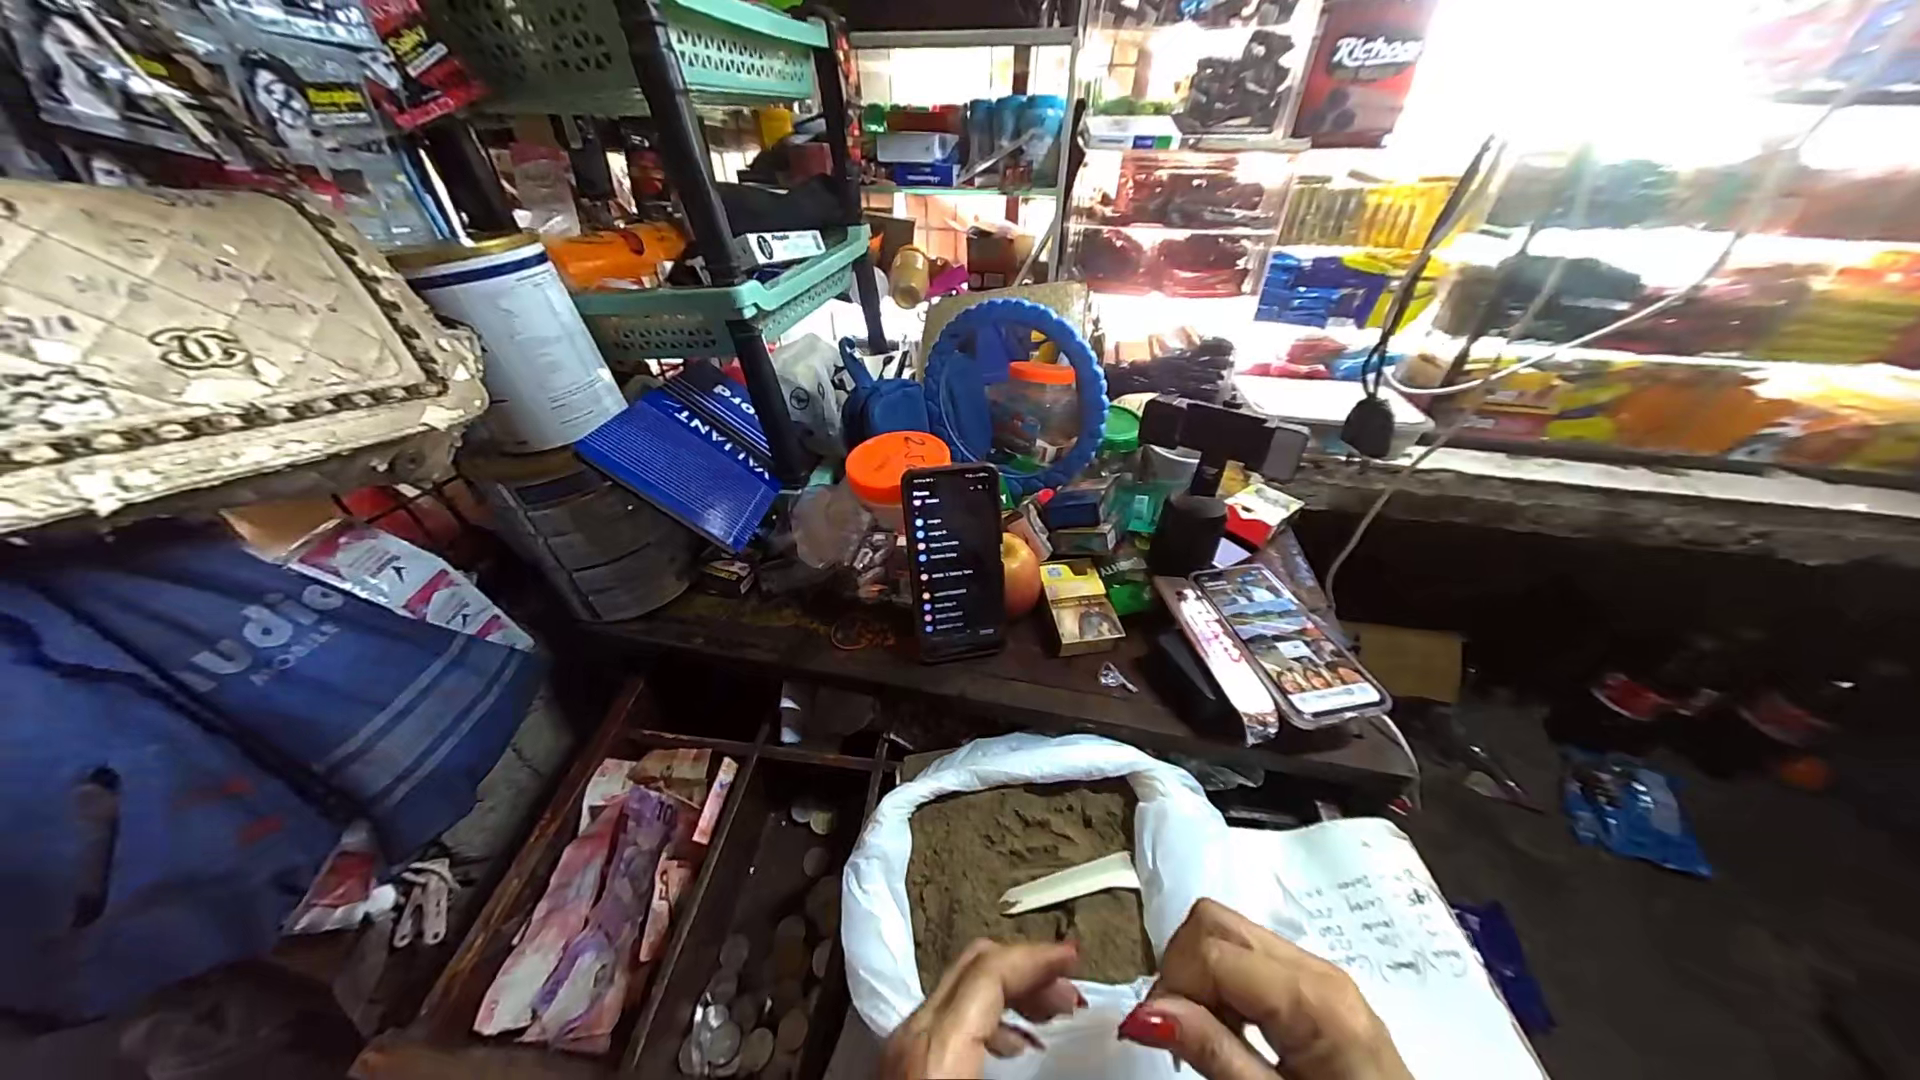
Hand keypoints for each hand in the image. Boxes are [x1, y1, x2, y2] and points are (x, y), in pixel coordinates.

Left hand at [880, 939, 1084, 1078]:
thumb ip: (1039, 1068)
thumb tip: (1076, 1042)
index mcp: (937, 1043)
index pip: (990, 968)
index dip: (1037, 956)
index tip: (1073, 955)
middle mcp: (913, 1030)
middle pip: (973, 964)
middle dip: (1026, 965)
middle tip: (1068, 986)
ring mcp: (902, 1044)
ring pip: (960, 986)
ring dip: (1009, 987)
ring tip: (1049, 1012)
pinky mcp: (901, 1060)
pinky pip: (948, 1015)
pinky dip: (987, 1012)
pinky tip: (1013, 1041)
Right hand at [1117, 898, 1411, 1079]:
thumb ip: (1212, 1053)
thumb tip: (1139, 1014)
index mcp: (1312, 998)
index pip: (1210, 949)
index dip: (1171, 986)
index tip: (1159, 1036)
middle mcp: (1314, 965)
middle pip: (1215, 921)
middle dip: (1181, 966)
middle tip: (1180, 1030)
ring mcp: (1318, 969)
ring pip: (1227, 928)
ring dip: (1198, 970)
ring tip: (1205, 1033)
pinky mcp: (1315, 981)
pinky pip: (1248, 951)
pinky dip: (1221, 977)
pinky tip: (1231, 1027)